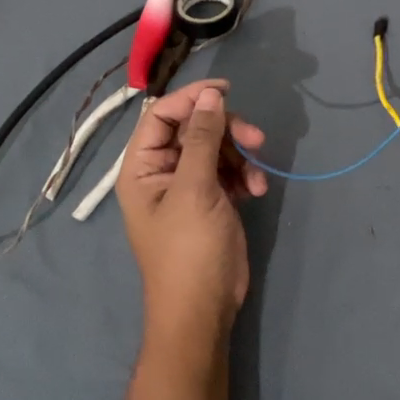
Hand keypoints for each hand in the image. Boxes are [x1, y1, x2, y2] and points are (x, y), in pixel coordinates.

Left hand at [117, 80, 267, 341]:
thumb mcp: (195, 188)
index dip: (192, 98)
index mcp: (142, 167)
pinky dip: (245, 174)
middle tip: (255, 137)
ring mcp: (189, 185)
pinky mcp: (213, 198)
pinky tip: (256, 190)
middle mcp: (162, 170)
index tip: (226, 90)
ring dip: (241, 155)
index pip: (162, 115)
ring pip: (217, 146)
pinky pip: (230, 168)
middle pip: (195, 127)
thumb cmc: (189, 249)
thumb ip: (203, 137)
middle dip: (227, 130)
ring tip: (257, 174)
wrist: (204, 309)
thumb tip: (210, 94)